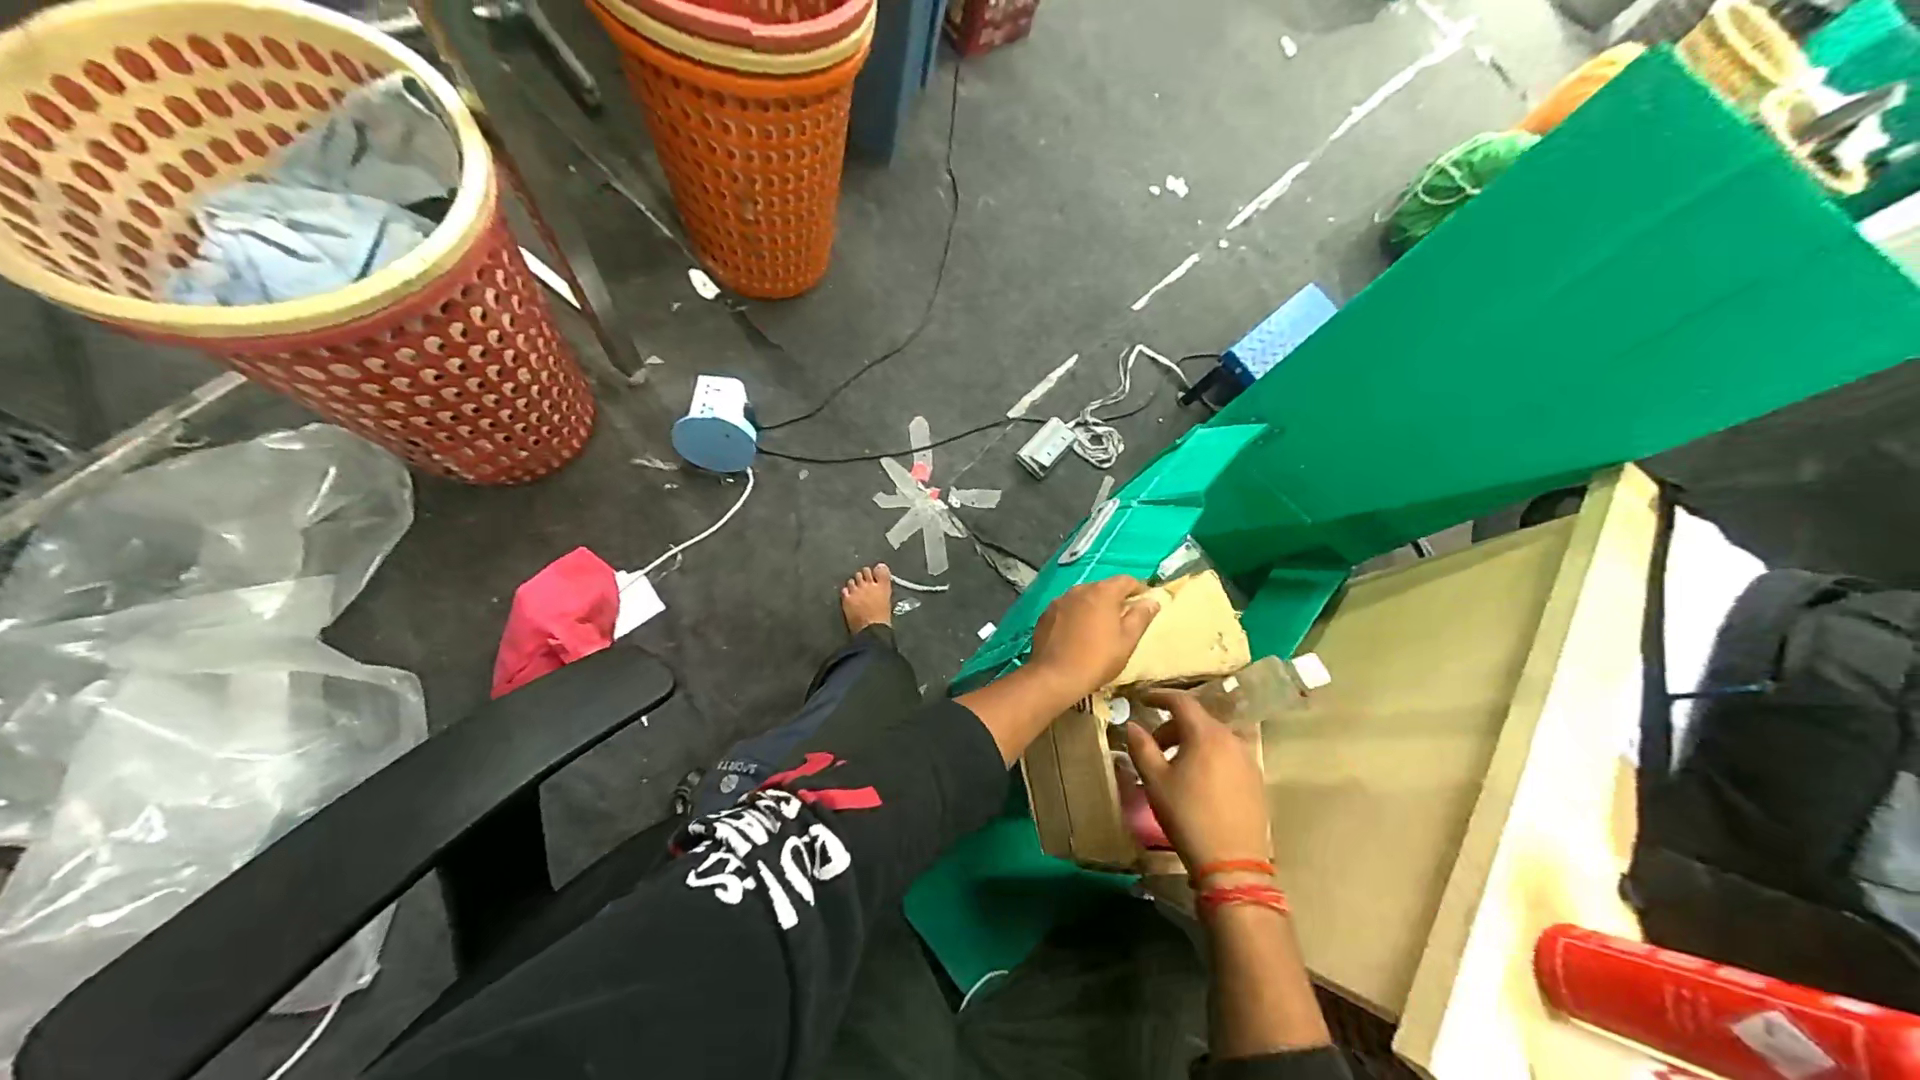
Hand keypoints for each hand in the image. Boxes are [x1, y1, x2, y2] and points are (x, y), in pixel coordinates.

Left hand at [1026, 576, 1158, 699]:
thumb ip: (1140, 617)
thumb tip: (1151, 601)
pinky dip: (1075, 615)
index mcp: (1102, 592)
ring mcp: (1059, 601)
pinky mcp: (1045, 614)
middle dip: (1115, 598)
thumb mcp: (1127, 641)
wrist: (1054, 676)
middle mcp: (1079, 590)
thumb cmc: (1097, 659)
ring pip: (1082, 597)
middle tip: (1123, 617)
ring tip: (1099, 625)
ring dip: (1093, 606)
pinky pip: (1066, 609)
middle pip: (1102, 587)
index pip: (1126, 580)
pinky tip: (1076, 633)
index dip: (1138, 588)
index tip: (1145, 601)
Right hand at [1123, 688, 1268, 871]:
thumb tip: (1132, 725)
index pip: (1182, 701)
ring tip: (1175, 764)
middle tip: (1154, 745)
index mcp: (1206, 734)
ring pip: (1214, 736)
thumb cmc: (1187, 816)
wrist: (1232, 862)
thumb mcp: (1155, 781)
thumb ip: (1141, 747)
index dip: (1159, 696)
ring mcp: (1248, 758)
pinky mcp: (1256, 778)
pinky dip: (1209, 755)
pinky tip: (1198, 779)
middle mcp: (1231, 738)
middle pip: (1198, 719)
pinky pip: (1227, 753)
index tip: (1143, 699)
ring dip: (1191, 741)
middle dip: (1173, 726)